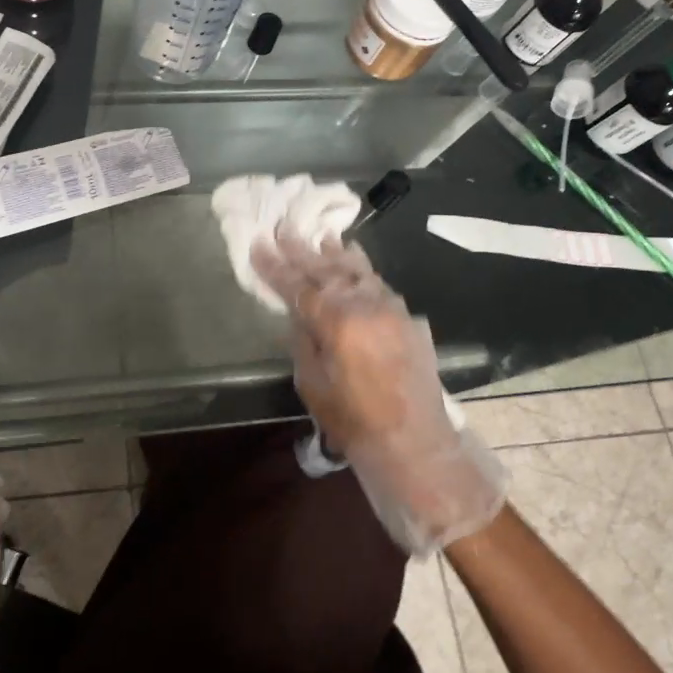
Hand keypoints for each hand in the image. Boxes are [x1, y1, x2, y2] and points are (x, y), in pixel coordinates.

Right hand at [252, 233, 508, 552]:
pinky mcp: (407, 319)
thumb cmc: (354, 422)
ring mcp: (391, 309)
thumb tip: (300, 315)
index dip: (275, 267)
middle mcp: (366, 305)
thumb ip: (304, 341)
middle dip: (302, 250)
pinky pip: (379, 283)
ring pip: (357, 271)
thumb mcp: (312, 384)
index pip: (298, 286)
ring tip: (319, 237)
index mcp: (337, 322)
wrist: (415, 443)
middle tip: (283, 229)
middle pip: (327, 270)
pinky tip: (354, 259)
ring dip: (335, 254)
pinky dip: (362, 269)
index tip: (257, 245)